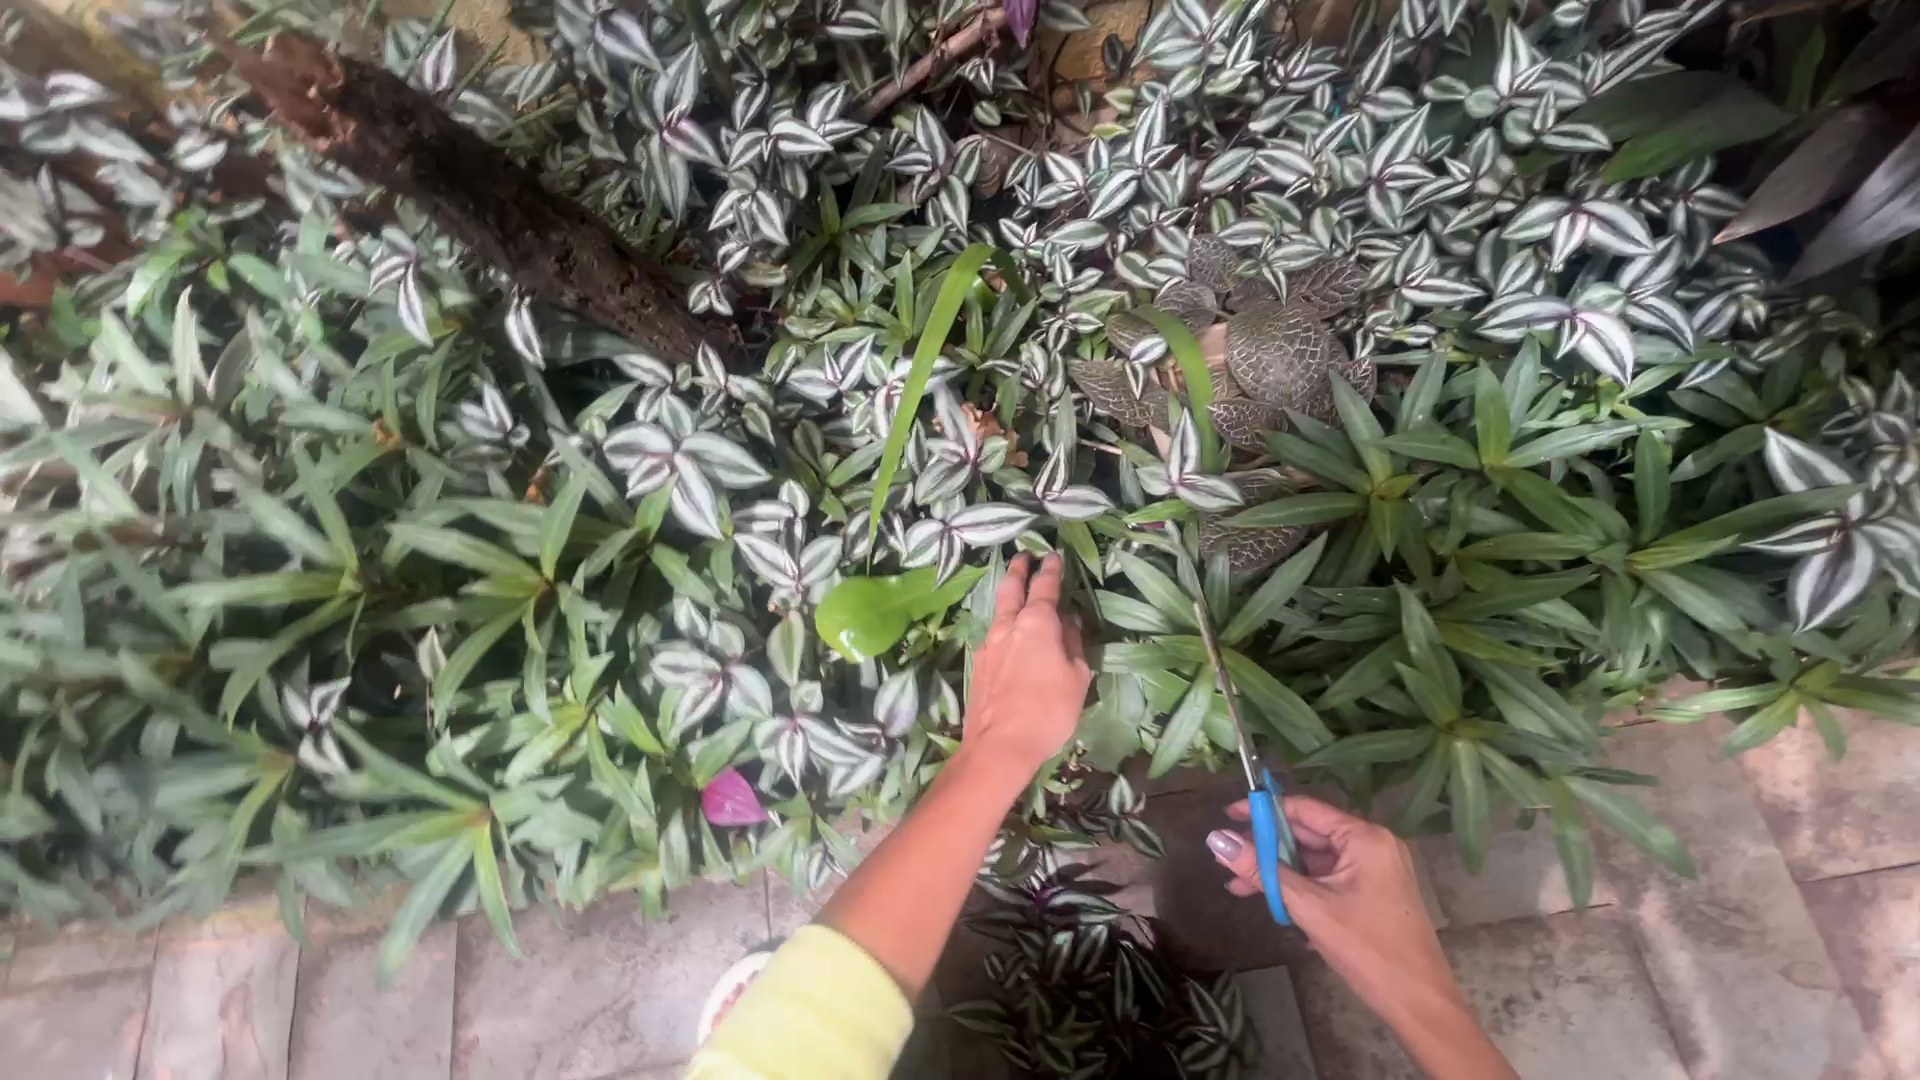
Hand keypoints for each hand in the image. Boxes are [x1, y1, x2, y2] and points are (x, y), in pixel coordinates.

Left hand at [963, 553, 1091, 777]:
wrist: (999, 745)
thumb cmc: (1049, 711)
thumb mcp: (1077, 678)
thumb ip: (1074, 645)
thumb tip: (1070, 624)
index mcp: (1037, 623)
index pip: (1045, 587)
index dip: (1050, 570)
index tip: (1053, 555)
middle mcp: (1008, 626)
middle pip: (1011, 588)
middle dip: (1018, 569)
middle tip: (1023, 556)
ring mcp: (989, 644)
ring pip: (998, 610)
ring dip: (1007, 593)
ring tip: (1014, 587)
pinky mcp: (978, 664)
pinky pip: (993, 634)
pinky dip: (1003, 624)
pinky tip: (1008, 633)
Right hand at [1206, 796, 1517, 1079]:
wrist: (1422, 1008)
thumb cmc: (1368, 949)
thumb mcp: (1308, 906)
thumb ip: (1261, 870)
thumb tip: (1215, 839)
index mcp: (1364, 837)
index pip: (1303, 809)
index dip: (1262, 810)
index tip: (1228, 815)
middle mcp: (1372, 844)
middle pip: (1307, 833)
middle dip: (1266, 846)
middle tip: (1228, 855)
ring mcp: (1374, 869)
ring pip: (1313, 859)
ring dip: (1278, 870)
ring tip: (1239, 885)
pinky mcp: (1372, 892)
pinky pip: (1326, 877)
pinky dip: (1298, 886)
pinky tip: (1270, 899)